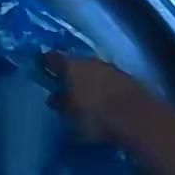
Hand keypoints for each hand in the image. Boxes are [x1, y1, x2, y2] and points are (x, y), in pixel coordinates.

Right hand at [43, 54, 174, 142]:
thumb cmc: (95, 115)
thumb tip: (53, 97)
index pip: (54, 59)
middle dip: (69, 72)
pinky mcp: (124, 77)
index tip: (40, 63)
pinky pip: (106, 78)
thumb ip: (62, 104)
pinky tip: (100, 96)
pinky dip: (101, 85)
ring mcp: (109, 67)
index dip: (46, 61)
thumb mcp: (71, 115)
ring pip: (92, 70)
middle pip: (75, 63)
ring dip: (86, 78)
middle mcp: (90, 61)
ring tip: (81, 92)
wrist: (134, 115)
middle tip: (62, 82)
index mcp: (72, 66)